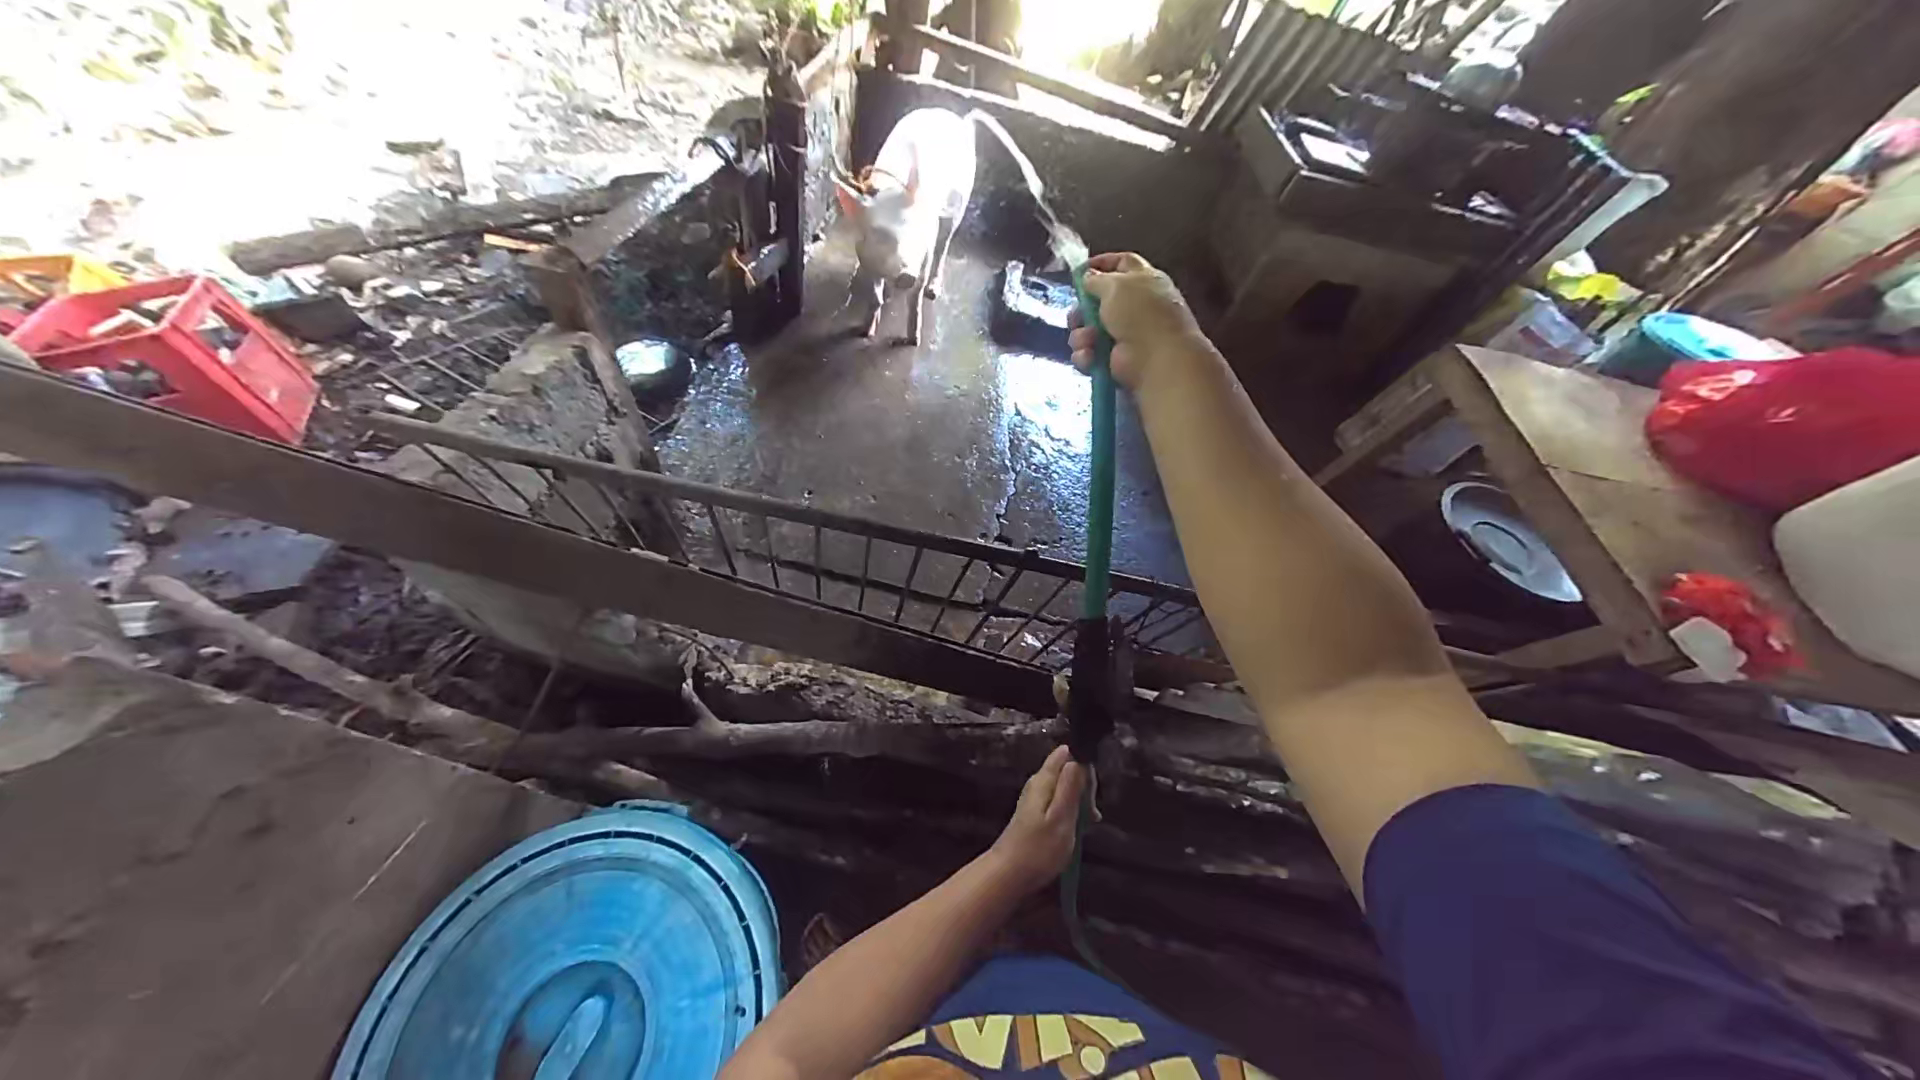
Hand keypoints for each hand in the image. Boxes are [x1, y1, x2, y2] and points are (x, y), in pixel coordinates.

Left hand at [986, 745, 1088, 893]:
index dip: (1084, 766)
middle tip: (1093, 814)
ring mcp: (1035, 798)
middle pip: (1066, 771)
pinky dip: (1070, 811)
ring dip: (1079, 802)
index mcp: (1043, 780)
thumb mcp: (1061, 818)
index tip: (1093, 790)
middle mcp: (1037, 783)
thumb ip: (1069, 788)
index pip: (1066, 755)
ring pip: (1064, 788)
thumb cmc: (1038, 849)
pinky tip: (1076, 829)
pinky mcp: (1035, 813)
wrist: (1008, 874)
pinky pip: (1058, 802)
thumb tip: (1077, 759)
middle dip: (1084, 787)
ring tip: (1088, 824)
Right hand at [1069, 252, 1210, 392]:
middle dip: (1082, 308)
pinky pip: (1089, 354)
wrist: (1157, 358)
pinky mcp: (1113, 359)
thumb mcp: (1116, 286)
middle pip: (1097, 301)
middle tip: (1076, 315)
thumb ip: (1097, 279)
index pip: (1121, 263)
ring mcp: (1123, 334)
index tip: (1079, 271)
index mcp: (1142, 280)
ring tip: (1088, 339)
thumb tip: (1087, 277)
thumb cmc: (1140, 313)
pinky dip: (1085, 355)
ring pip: (1088, 330)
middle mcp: (1133, 306)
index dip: (1101, 263)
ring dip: (1081, 334)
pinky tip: (1090, 356)